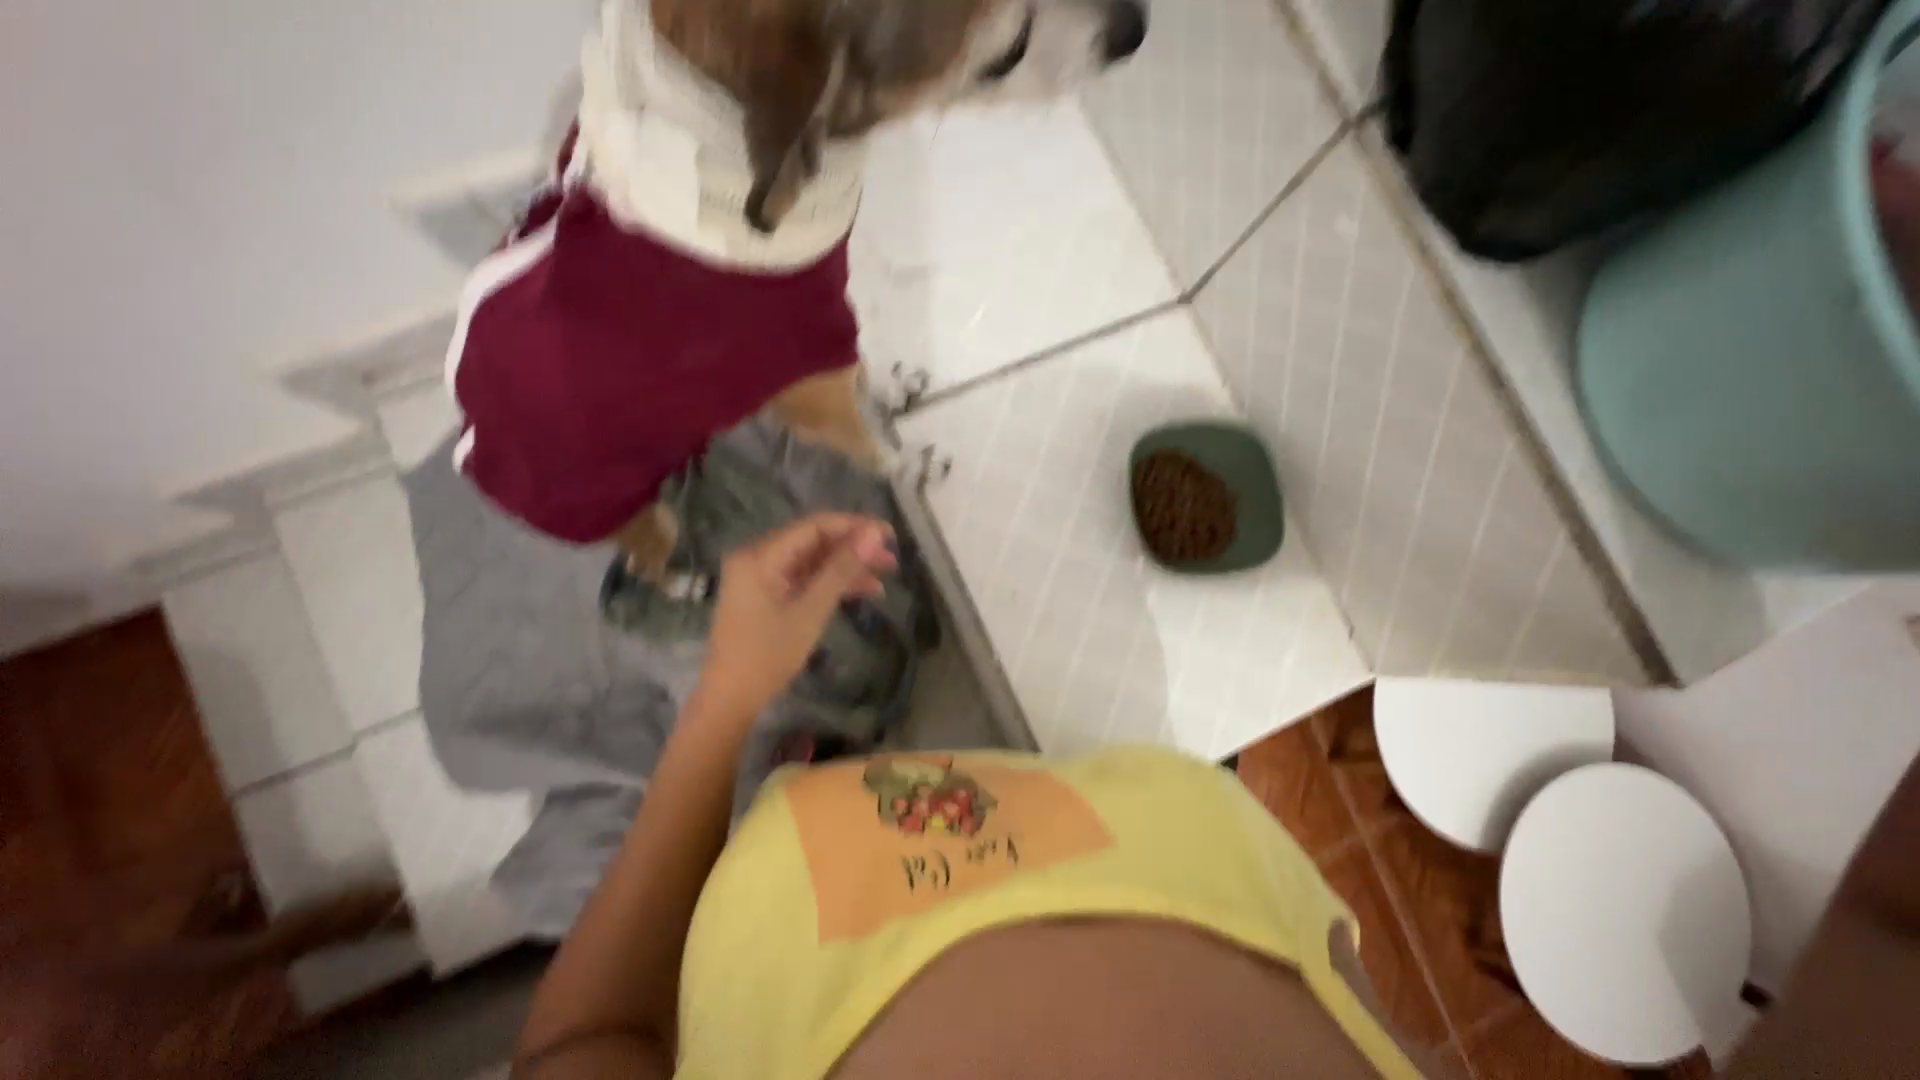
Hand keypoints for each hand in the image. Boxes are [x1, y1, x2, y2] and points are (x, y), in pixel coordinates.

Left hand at [692, 513, 897, 721]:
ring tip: (886, 574)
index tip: (888, 534)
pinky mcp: (767, 596)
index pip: (814, 526)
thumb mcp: (810, 611)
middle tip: (891, 558)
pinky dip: (831, 584)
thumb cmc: (768, 655)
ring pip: (812, 562)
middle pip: (814, 542)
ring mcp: (761, 578)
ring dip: (847, 567)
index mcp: (760, 555)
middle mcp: (758, 558)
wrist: (731, 699)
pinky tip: (864, 591)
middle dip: (853, 548)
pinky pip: (804, 580)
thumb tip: (873, 535)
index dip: (853, 526)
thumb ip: (841, 569)